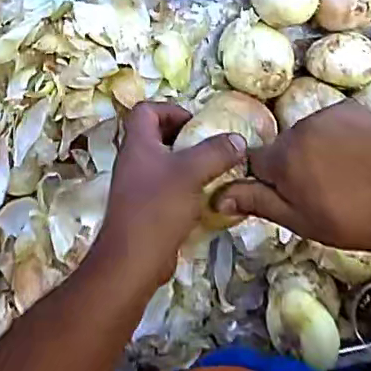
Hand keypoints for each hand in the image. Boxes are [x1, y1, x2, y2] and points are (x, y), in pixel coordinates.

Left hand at [88, 101, 246, 292]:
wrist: (132, 260)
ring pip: (163, 162)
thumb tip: (238, 139)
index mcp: (137, 143)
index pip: (145, 110)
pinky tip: (204, 198)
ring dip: (186, 163)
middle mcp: (133, 160)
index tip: (195, 122)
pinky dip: (184, 187)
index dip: (170, 109)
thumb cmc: (157, 208)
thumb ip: (216, 153)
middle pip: (156, 135)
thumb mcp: (191, 173)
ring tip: (211, 170)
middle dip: (184, 136)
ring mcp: (136, 185)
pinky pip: (165, 187)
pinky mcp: (144, 208)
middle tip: (208, 145)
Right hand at [213, 100, 370, 254]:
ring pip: (311, 130)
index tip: (289, 193)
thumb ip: (256, 201)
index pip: (258, 159)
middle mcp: (303, 126)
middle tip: (321, 190)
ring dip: (318, 146)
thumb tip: (217, 194)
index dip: (270, 178)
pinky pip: (336, 120)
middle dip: (295, 162)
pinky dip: (341, 134)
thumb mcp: (297, 219)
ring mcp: (332, 114)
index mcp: (284, 154)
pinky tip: (357, 156)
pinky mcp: (357, 110)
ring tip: (343, 174)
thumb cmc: (347, 221)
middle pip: (286, 143)